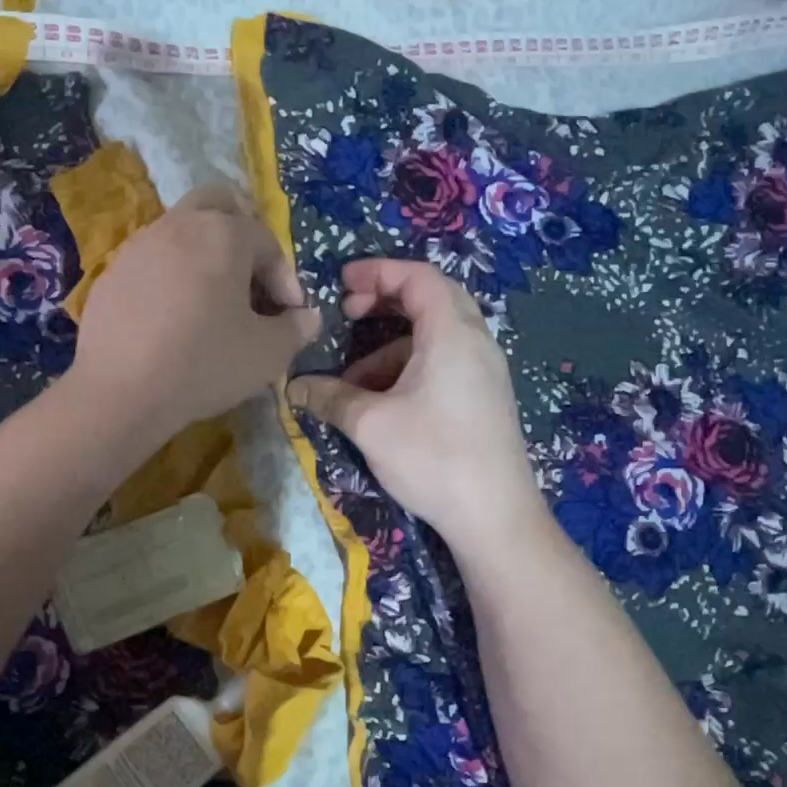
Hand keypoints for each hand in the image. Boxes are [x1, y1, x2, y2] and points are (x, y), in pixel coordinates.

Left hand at [69, 185, 318, 436]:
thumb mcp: (266, 354)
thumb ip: (295, 329)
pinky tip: (171, 320)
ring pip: (180, 232)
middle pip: (218, 203)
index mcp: (224, 234)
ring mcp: (138, 246)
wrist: (121, 391)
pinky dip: (169, 279)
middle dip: (241, 232)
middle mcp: (179, 225)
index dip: (285, 278)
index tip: (289, 316)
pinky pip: (150, 263)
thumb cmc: (204, 364)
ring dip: (203, 257)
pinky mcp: (111, 275)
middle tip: (250, 276)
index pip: (267, 241)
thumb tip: (307, 317)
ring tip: (211, 303)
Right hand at [287, 259, 542, 548]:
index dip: (378, 272)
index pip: (418, 277)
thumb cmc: (433, 458)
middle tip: (348, 314)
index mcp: (452, 333)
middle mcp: (475, 341)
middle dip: (386, 301)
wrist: (494, 513)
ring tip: (353, 381)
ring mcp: (485, 371)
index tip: (341, 283)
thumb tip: (292, 387)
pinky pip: (445, 361)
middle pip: (431, 299)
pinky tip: (382, 404)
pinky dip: (409, 367)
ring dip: (391, 345)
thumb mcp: (370, 425)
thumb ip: (330, 398)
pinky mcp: (485, 397)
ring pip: (435, 336)